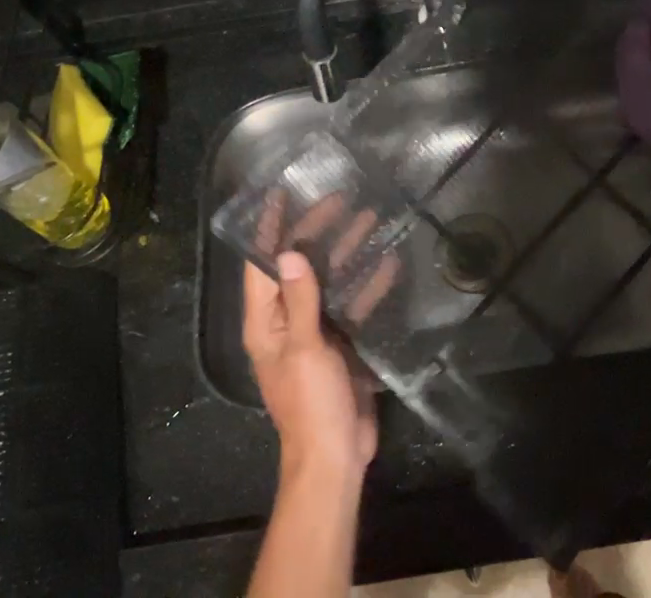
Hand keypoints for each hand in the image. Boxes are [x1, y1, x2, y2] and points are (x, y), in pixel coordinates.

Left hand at [243, 194, 378, 484]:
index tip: (279, 194)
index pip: (261, 263)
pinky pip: (353, 307)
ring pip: (330, 282)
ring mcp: (316, 333)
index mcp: (265, 321)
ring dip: (347, 253)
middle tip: (342, 198)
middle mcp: (287, 321)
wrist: (336, 456)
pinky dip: (369, 286)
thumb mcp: (304, 347)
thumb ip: (300, 299)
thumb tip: (287, 252)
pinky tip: (389, 263)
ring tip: (370, 218)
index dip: (267, 227)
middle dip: (317, 232)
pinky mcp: (342, 345)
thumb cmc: (311, 402)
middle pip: (300, 266)